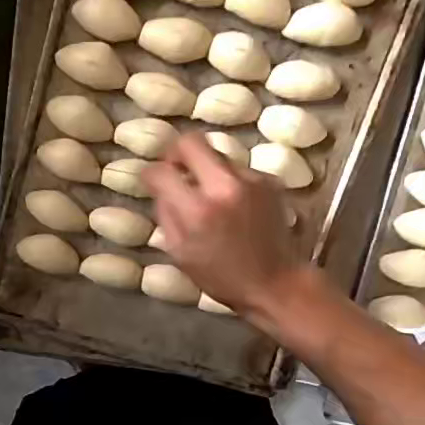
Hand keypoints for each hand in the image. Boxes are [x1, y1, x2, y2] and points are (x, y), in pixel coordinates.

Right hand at [142, 135, 309, 319]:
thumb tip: (161, 188)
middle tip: (176, 169)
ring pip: (217, 155)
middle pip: (191, 141)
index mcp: (197, 211)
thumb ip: (166, 214)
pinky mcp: (269, 181)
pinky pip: (238, 170)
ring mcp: (251, 180)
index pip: (161, 172)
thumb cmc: (221, 277)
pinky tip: (234, 205)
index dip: (150, 174)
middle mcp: (224, 187)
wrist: (275, 283)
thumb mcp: (180, 254)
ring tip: (208, 195)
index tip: (151, 180)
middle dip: (176, 152)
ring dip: (206, 169)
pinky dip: (229, 182)